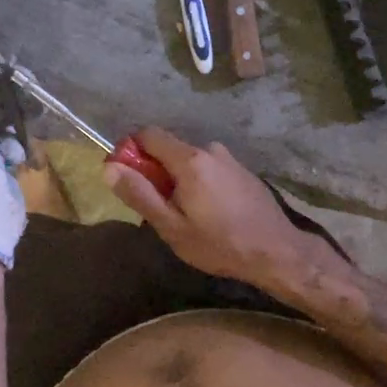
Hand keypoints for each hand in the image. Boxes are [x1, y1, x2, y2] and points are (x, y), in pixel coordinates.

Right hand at [103, 127, 333, 284]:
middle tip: (158, 208)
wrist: (278, 252)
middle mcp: (209, 150)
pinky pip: (208, 170)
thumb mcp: (171, 226)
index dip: (131, 151)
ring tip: (185, 217)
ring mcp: (229, 159)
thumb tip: (109, 168)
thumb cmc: (220, 243)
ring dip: (178, 181)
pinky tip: (209, 214)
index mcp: (189, 159)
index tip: (128, 178)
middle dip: (155, 172)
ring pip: (189, 162)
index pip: (148, 134)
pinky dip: (199, 184)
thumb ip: (139, 194)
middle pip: (168, 149)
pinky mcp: (242, 172)